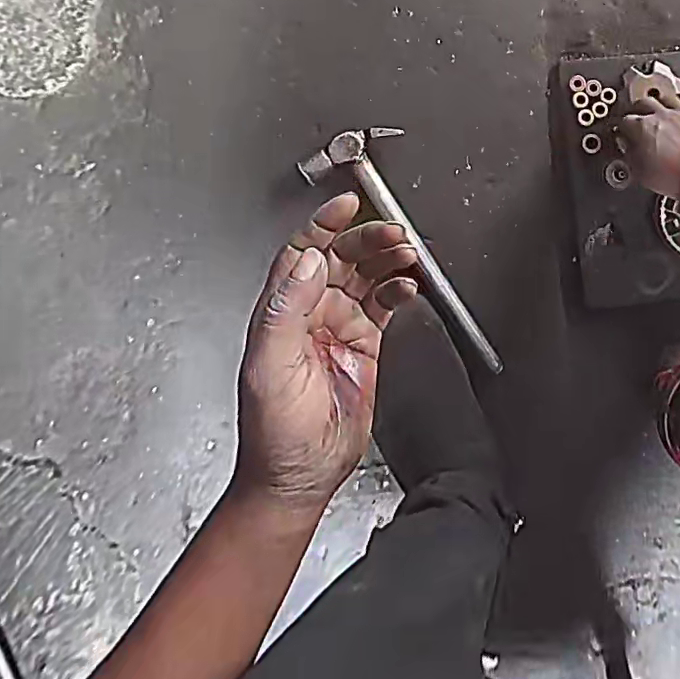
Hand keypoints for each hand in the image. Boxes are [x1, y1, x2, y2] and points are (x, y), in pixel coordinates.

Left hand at [233, 193, 418, 517]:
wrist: (301, 473)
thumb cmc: (275, 430)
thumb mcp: (271, 365)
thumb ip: (286, 309)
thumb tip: (306, 260)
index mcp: (282, 311)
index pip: (302, 252)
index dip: (324, 224)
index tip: (347, 205)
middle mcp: (310, 312)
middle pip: (341, 258)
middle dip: (369, 239)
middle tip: (395, 232)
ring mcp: (338, 326)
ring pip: (366, 276)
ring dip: (387, 260)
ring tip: (408, 253)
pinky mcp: (363, 343)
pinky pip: (384, 304)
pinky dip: (398, 289)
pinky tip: (407, 286)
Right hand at [619, 94, 679, 198]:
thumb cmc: (674, 177)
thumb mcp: (639, 172)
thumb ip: (630, 155)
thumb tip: (628, 149)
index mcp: (641, 126)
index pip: (624, 121)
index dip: (620, 128)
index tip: (621, 133)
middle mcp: (661, 116)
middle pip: (643, 102)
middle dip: (636, 109)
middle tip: (635, 117)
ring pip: (665, 100)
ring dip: (658, 106)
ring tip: (655, 114)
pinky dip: (677, 116)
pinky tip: (677, 124)